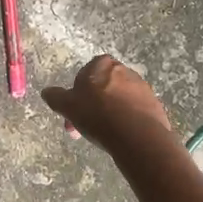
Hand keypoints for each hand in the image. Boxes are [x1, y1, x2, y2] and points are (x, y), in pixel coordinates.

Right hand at [42, 54, 172, 154]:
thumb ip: (55, 97)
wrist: (137, 136)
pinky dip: (128, 123)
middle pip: (103, 88)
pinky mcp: (156, 107)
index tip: (75, 113)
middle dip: (94, 106)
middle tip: (86, 128)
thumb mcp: (68, 105)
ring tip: (105, 136)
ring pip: (120, 101)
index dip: (78, 94)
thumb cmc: (98, 114)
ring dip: (111, 114)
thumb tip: (46, 92)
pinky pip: (136, 113)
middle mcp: (124, 70)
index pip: (86, 73)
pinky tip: (122, 138)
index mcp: (102, 63)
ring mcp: (143, 89)